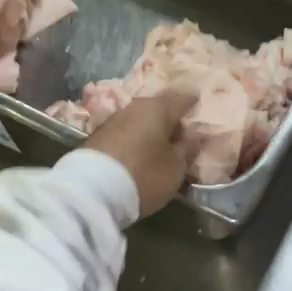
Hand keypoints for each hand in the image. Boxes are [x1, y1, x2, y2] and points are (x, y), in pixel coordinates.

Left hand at [87, 91, 195, 217]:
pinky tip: (140, 155)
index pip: (181, 99)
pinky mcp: (97, 138)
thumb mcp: (175, 168)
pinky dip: (136, 141)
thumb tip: (192, 135)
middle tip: (182, 136)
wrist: (91, 191)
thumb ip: (187, 149)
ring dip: (151, 132)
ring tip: (161, 149)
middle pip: (158, 109)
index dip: (193, 104)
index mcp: (157, 108)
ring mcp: (112, 121)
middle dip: (170, 121)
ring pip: (140, 122)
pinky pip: (126, 134)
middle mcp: (134, 107)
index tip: (199, 107)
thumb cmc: (144, 174)